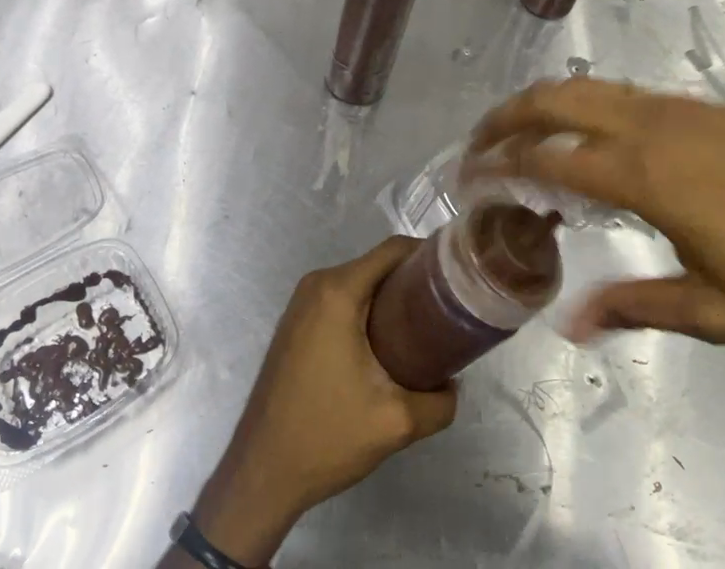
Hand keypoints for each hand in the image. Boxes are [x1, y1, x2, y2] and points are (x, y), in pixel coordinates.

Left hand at [183, 238, 457, 565]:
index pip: (394, 250)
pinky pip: (344, 303)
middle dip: (417, 284)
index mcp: (337, 292)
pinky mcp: (297, 326)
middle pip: (380, 266)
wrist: (262, 473)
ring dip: (394, 302)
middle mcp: (316, 286)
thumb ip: (441, 402)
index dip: (432, 257)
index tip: (462, 281)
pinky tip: (393, 347)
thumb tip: (453, 384)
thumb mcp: (398, 422)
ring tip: (428, 332)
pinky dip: (371, 314)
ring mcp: (301, 305)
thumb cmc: (326, 437)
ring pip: (363, 286)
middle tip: (451, 313)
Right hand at [465, 78, 724, 344]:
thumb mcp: (716, 311)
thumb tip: (569, 325)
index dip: (499, 167)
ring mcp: (684, 109)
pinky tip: (590, 142)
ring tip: (519, 139)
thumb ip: (635, 306)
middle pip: (557, 98)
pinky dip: (585, 108)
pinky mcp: (709, 108)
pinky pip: (625, 95)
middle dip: (505, 117)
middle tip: (476, 149)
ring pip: (591, 88)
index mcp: (646, 174)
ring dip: (544, 106)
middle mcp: (655, 126)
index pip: (547, 158)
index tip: (467, 182)